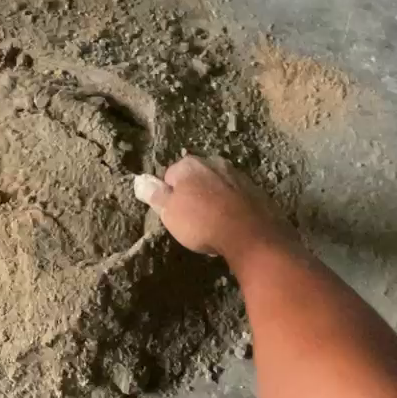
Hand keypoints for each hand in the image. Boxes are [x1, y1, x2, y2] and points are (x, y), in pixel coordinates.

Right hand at [135, 154, 296, 260]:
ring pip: (217, 186)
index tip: (175, 215)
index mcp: (189, 165)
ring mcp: (237, 175)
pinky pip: (236, 197)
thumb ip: (155, 195)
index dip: (170, 197)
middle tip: (193, 221)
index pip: (169, 176)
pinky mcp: (256, 190)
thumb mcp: (169, 213)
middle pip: (196, 179)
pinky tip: (231, 226)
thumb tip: (140, 181)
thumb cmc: (202, 223)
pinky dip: (232, 207)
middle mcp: (214, 162)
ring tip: (214, 226)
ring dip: (214, 200)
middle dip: (193, 195)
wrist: (251, 235)